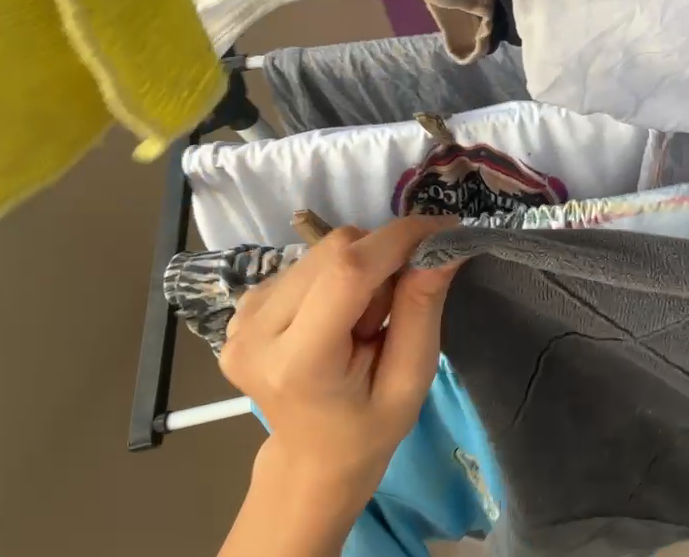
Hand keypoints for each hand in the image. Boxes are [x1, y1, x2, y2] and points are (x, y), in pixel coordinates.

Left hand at [217, 217, 460, 556]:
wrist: (313, 458)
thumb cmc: (369, 427)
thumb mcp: (411, 377)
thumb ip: (422, 308)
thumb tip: (446, 246)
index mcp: (297, 363)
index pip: (347, 271)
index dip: (400, 238)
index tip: (447, 230)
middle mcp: (255, 334)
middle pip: (336, 250)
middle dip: (384, 258)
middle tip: (401, 301)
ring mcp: (242, 318)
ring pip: (324, 249)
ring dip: (363, 266)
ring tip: (368, 315)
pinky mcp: (245, 305)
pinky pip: (309, 260)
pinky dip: (341, 272)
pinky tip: (343, 311)